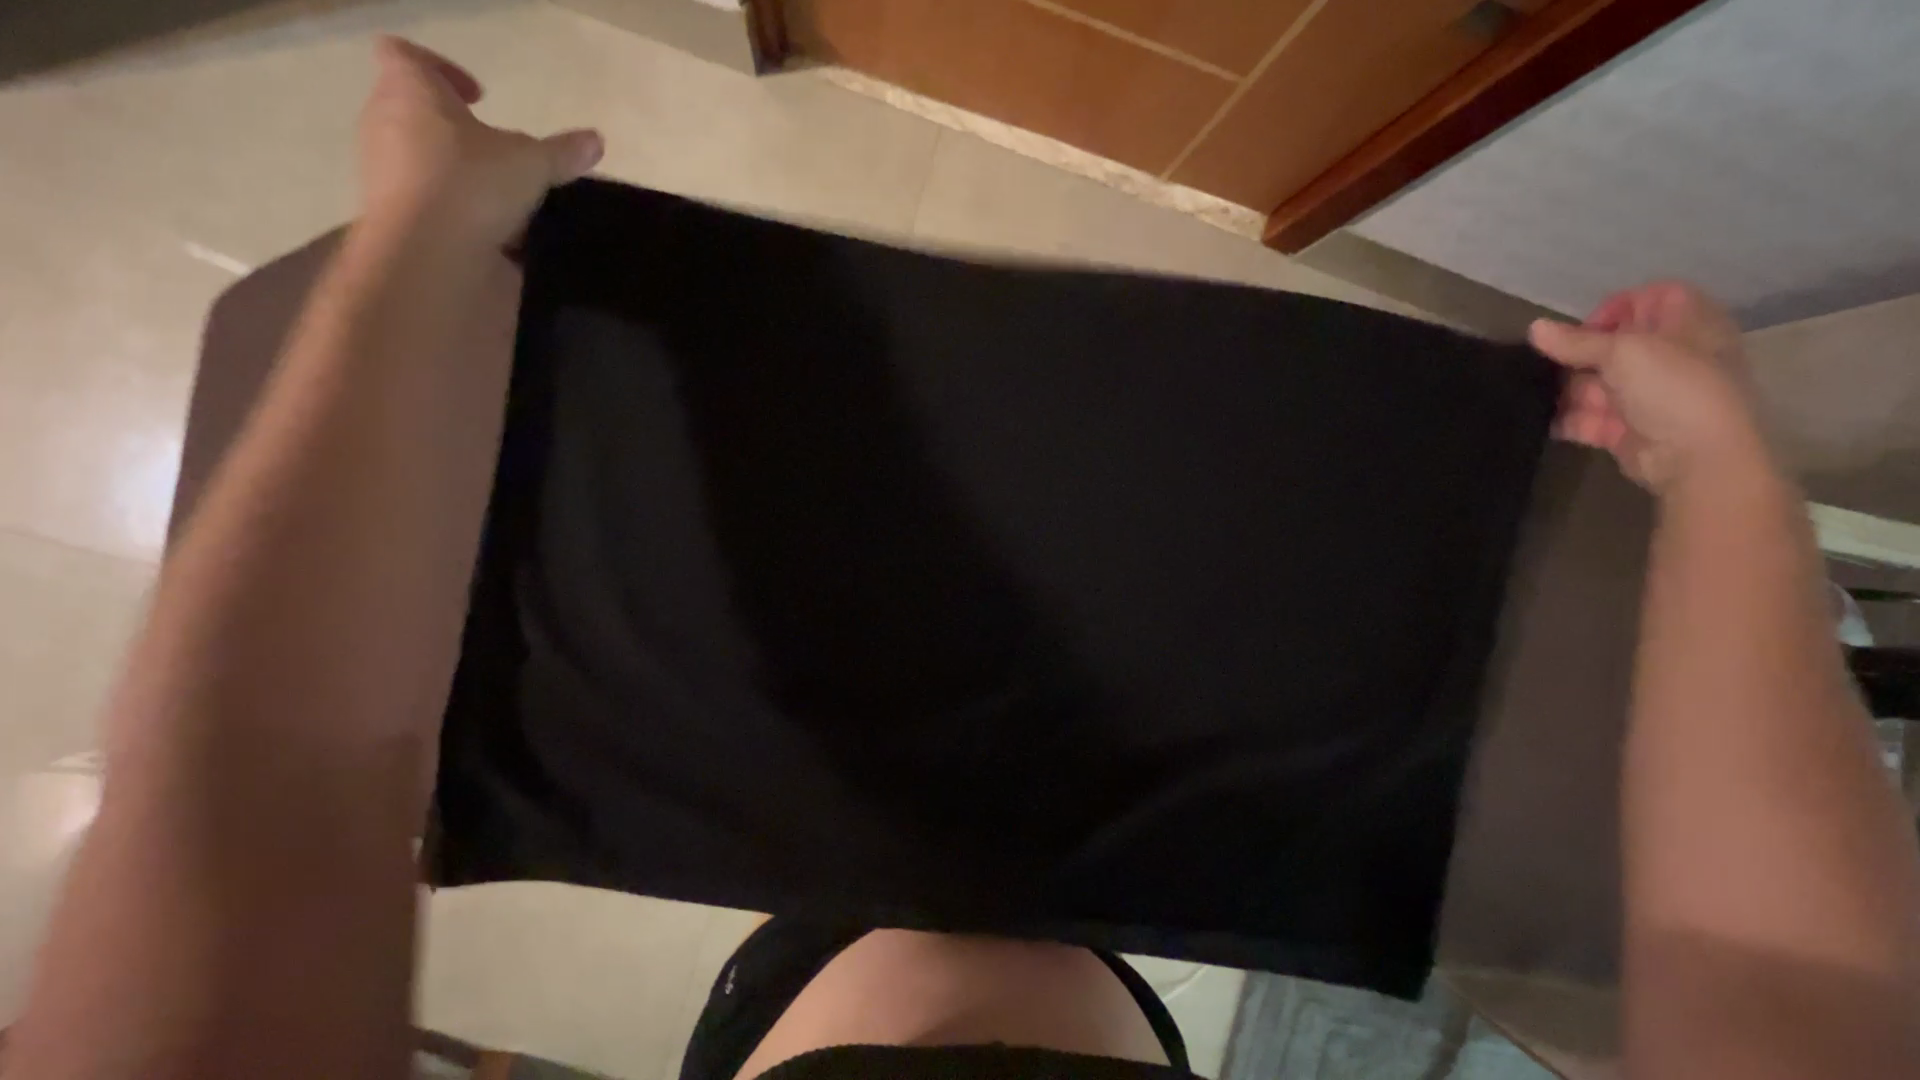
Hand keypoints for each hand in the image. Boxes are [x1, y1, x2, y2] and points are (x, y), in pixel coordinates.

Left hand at [357, 37, 602, 248]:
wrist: (429, 258)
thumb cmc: (471, 185)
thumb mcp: (532, 163)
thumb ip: (562, 152)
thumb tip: (595, 140)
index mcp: (410, 94)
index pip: (405, 56)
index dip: (442, 68)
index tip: (480, 96)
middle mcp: (386, 127)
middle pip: (418, 115)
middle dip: (461, 133)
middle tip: (501, 152)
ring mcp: (387, 177)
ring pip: (428, 164)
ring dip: (465, 178)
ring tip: (509, 200)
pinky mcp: (399, 221)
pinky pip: (434, 207)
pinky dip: (464, 216)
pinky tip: (502, 234)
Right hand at [1530, 282, 1766, 494]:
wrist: (1697, 456)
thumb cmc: (1673, 387)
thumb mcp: (1623, 352)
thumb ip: (1575, 341)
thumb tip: (1534, 328)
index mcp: (1689, 326)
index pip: (1655, 298)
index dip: (1620, 306)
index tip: (1590, 326)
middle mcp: (1671, 357)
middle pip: (1617, 344)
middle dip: (1581, 354)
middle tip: (1553, 363)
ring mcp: (1648, 395)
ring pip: (1599, 382)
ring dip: (1569, 388)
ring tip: (1537, 393)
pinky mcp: (1628, 428)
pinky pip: (1591, 418)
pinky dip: (1568, 419)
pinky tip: (1545, 420)